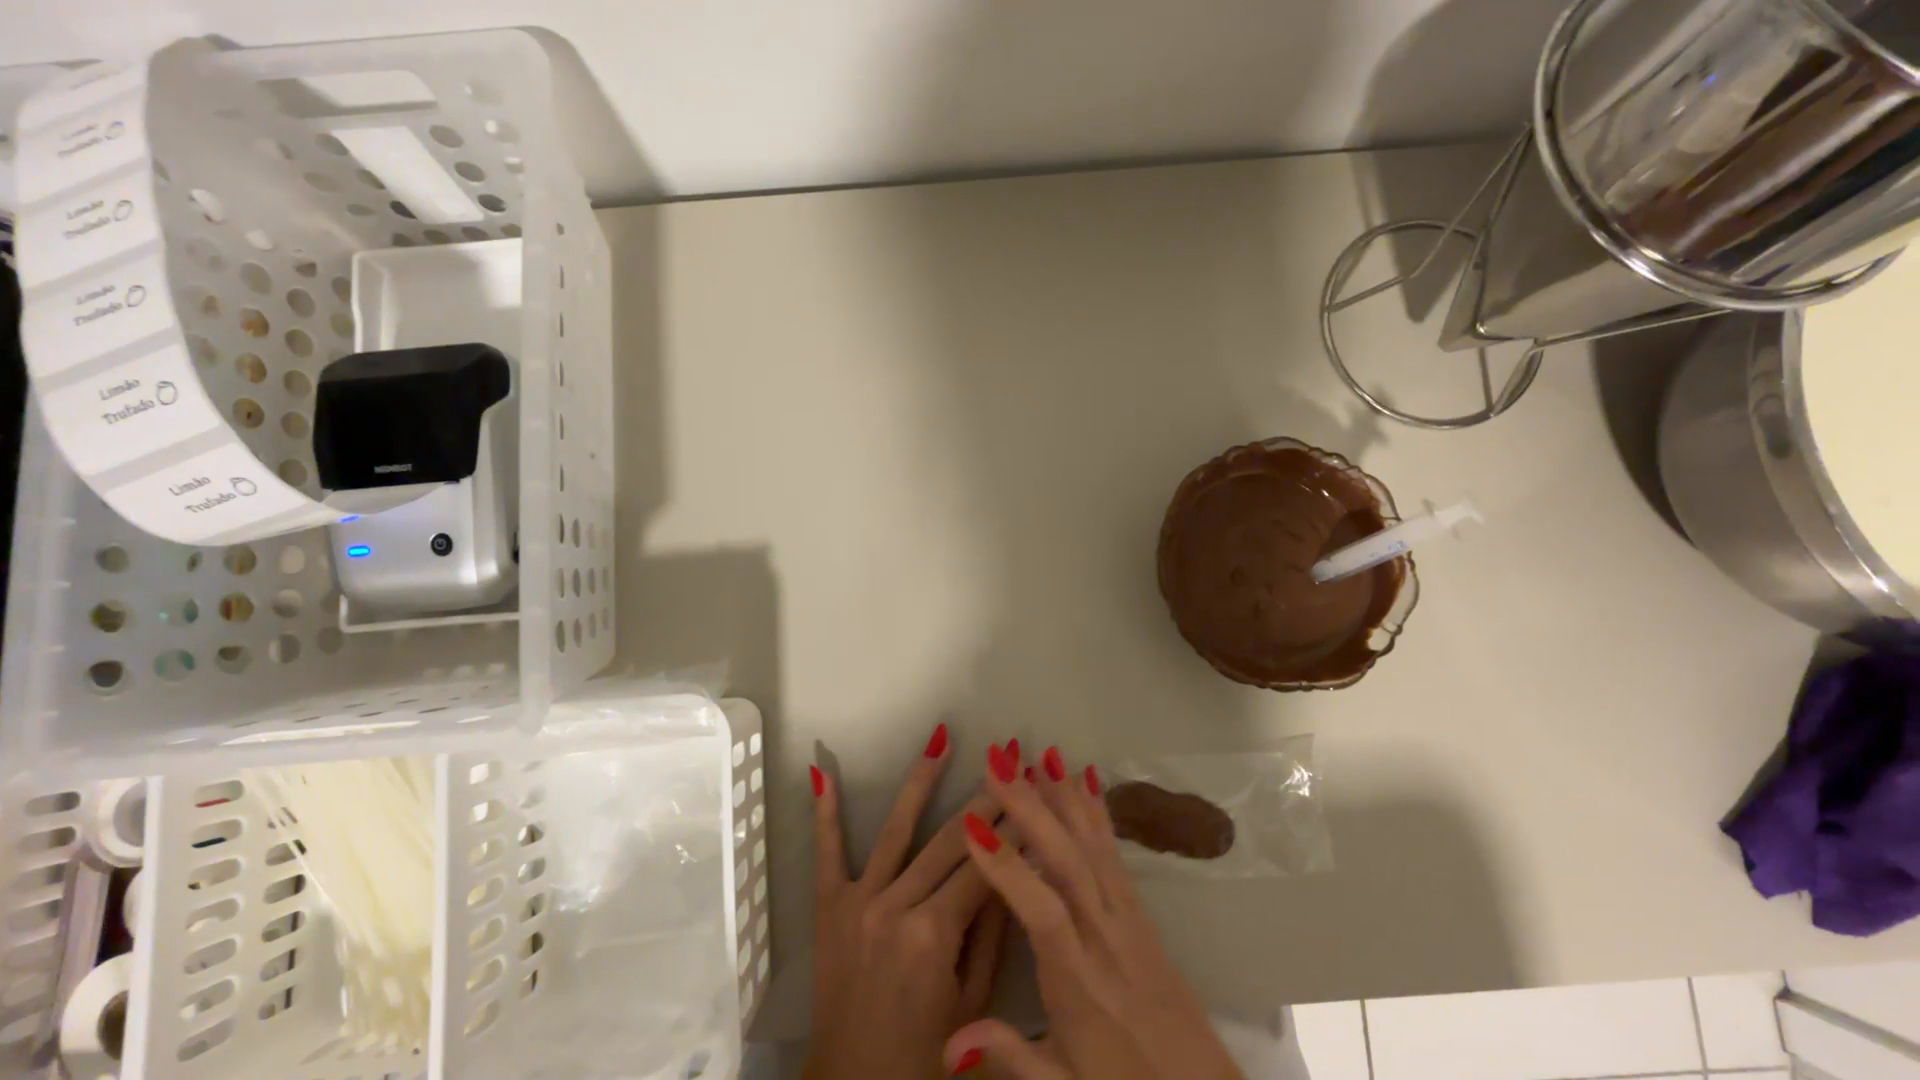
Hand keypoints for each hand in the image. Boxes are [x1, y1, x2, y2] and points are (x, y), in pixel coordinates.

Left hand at [802, 725, 1011, 1079]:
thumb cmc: (923, 1057)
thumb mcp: (972, 1000)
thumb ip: (992, 934)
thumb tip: (1017, 870)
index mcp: (934, 933)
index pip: (987, 866)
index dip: (1018, 829)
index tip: (1041, 791)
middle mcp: (894, 906)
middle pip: (951, 839)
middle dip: (987, 795)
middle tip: (1012, 755)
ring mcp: (857, 901)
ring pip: (896, 829)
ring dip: (921, 779)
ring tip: (942, 736)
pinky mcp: (828, 906)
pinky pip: (827, 852)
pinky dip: (825, 812)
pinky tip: (822, 768)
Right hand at [945, 744, 1243, 1079]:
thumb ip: (1009, 1056)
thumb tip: (946, 1045)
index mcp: (1078, 981)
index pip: (1042, 912)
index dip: (1008, 868)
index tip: (973, 824)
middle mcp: (1104, 937)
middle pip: (1069, 863)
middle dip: (1032, 807)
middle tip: (1001, 759)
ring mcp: (1127, 921)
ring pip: (1094, 849)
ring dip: (1065, 798)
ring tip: (1041, 753)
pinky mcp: (1141, 915)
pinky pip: (1116, 856)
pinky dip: (1099, 814)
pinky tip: (1088, 782)